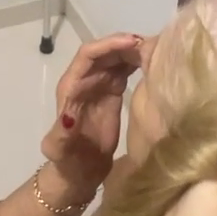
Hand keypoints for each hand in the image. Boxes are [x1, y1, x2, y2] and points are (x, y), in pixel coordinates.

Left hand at [40, 33, 142, 188]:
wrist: (79, 173)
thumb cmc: (68, 161)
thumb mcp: (60, 148)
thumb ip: (61, 133)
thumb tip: (68, 115)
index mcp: (71, 87)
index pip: (88, 55)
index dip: (108, 45)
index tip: (132, 42)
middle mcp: (84, 80)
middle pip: (104, 52)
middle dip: (124, 43)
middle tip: (152, 44)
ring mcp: (99, 84)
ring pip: (115, 57)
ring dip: (132, 50)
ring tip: (157, 50)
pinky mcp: (112, 92)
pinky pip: (124, 69)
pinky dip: (137, 62)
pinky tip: (153, 62)